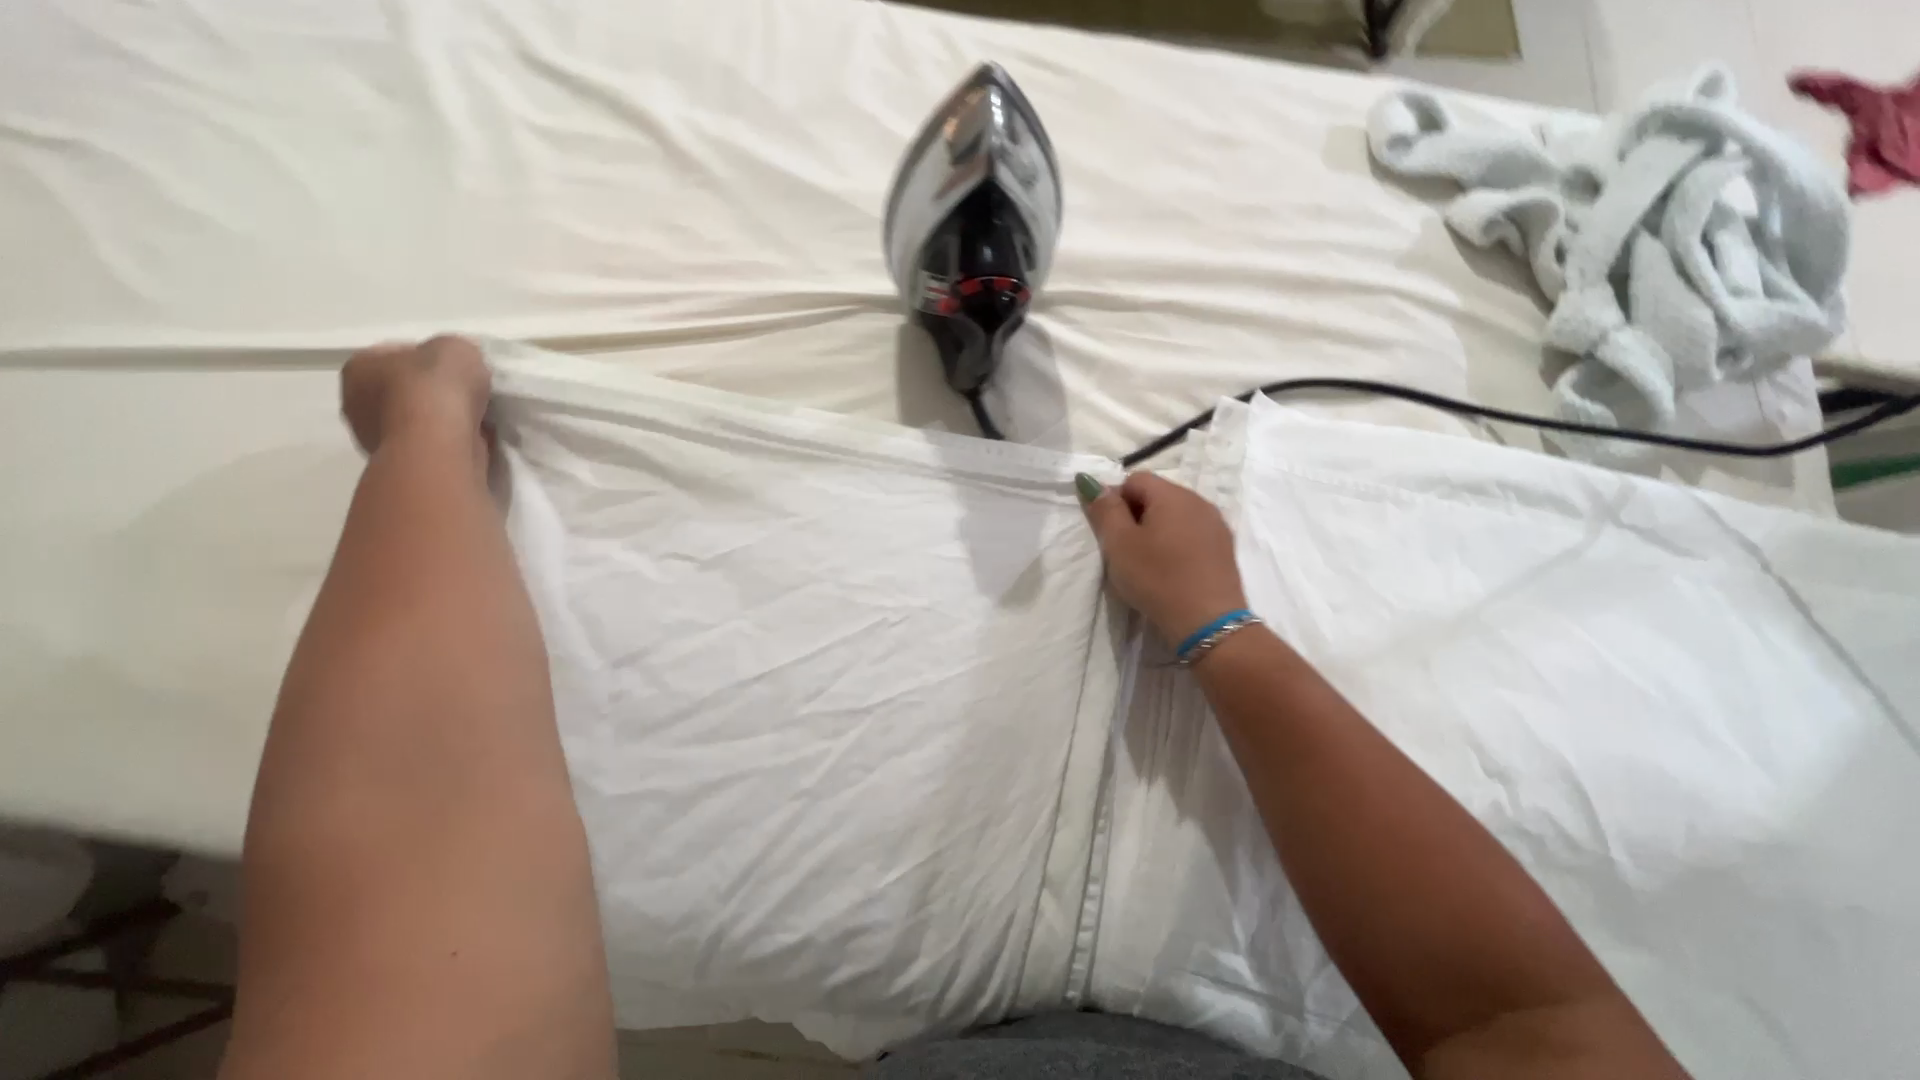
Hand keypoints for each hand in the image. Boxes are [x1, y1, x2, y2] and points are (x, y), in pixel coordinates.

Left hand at [341, 335, 491, 454]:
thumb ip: (453, 351)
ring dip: (440, 418)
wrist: (441, 446)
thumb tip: (457, 363)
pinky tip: (470, 437)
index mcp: (358, 366)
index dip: (430, 357)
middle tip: (466, 392)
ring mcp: (375, 438)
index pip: (395, 353)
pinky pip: (427, 443)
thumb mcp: (455, 348)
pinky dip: (447, 439)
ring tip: (473, 417)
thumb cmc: (436, 389)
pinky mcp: (400, 463)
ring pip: (415, 419)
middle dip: (433, 391)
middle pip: (403, 389)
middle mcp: (356, 402)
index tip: (457, 367)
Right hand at [1079, 471, 1248, 646]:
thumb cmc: (1157, 579)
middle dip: (1136, 515)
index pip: (1135, 479)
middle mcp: (1199, 501)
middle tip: (1124, 550)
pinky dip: (1177, 544)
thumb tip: (1092, 482)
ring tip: (1148, 563)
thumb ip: (1105, 510)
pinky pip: (1192, 534)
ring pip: (1175, 516)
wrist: (1207, 622)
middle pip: (1157, 495)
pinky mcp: (1224, 549)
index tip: (1109, 532)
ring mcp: (1216, 525)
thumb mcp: (1119, 544)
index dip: (1115, 500)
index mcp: (1173, 495)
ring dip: (1157, 531)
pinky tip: (1171, 570)